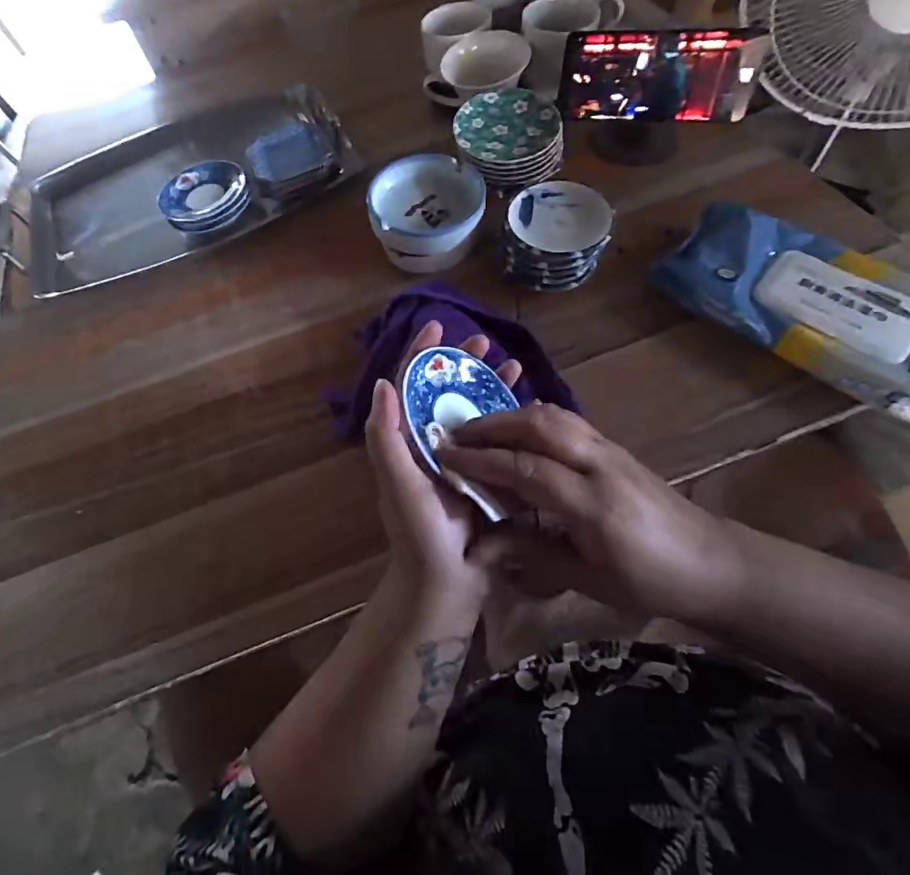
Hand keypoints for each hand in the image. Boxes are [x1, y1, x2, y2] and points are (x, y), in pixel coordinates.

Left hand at [364, 321, 522, 604]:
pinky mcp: (481, 476)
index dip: (418, 355)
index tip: (437, 326)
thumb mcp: (397, 483)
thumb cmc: (418, 532)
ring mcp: (455, 460)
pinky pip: (492, 437)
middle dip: (458, 364)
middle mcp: (426, 445)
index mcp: (403, 441)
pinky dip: (506, 417)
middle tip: (482, 343)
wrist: (446, 583)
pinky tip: (525, 404)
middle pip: (440, 393)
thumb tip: (384, 383)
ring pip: (469, 411)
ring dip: (485, 385)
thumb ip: (384, 437)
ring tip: (512, 364)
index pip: (406, 387)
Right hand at [437, 405, 743, 622]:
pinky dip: (533, 419)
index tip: (445, 457)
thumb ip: (530, 553)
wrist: (714, 563)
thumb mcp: (588, 578)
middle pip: (538, 426)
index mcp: (593, 504)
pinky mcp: (614, 447)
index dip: (481, 460)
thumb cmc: (650, 581)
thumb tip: (476, 547)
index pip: (526, 468)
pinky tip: (517, 432)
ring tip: (480, 429)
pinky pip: (566, 421)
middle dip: (491, 426)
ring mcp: (610, 450)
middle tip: (455, 434)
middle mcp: (600, 465)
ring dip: (511, 416)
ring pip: (553, 416)